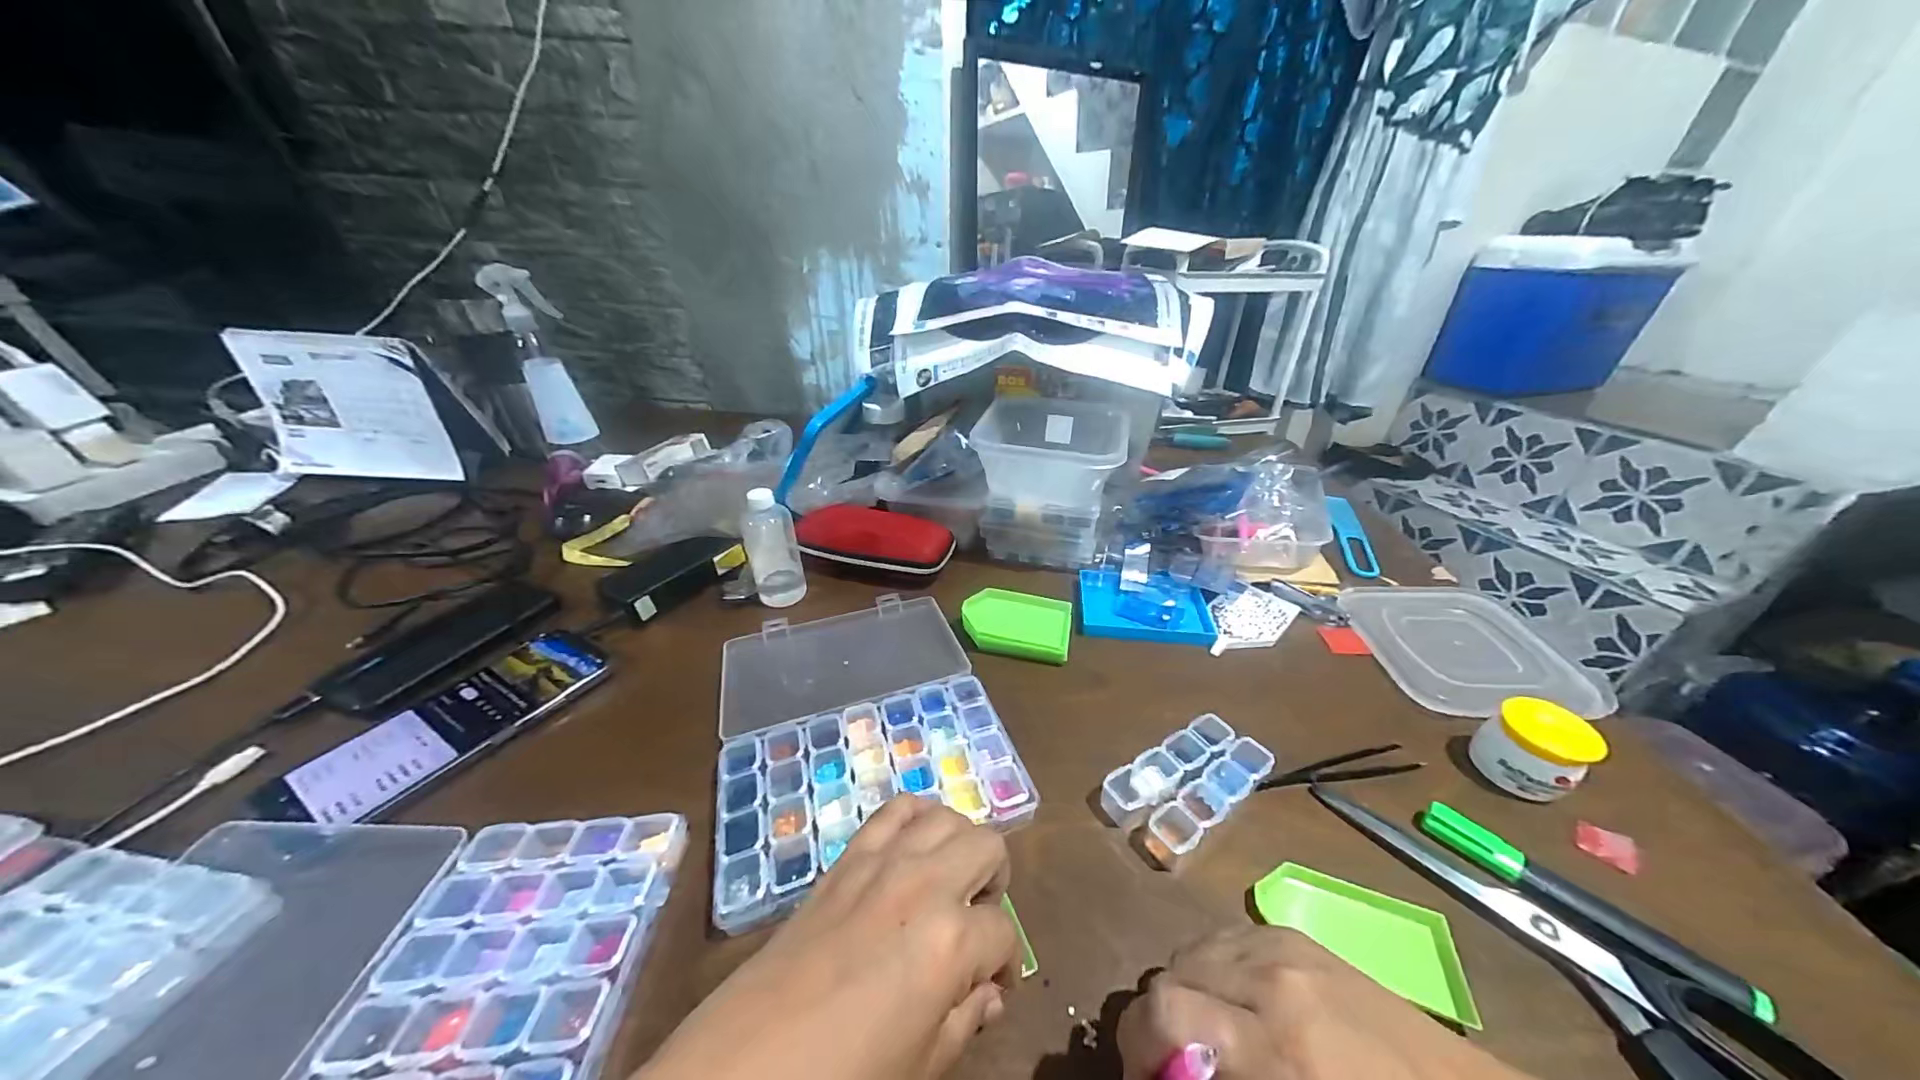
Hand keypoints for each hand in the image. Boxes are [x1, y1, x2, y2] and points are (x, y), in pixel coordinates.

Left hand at [637, 796, 1018, 1079]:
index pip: (1004, 933)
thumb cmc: (844, 1070)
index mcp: (950, 940)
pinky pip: (893, 810)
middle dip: (996, 882)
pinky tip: (914, 847)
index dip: (1008, 962)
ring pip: (945, 816)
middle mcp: (924, 883)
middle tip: (979, 921)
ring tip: (951, 879)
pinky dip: (915, 817)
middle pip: (988, 847)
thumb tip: (989, 994)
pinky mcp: (846, 857)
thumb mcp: (920, 1062)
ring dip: (960, 844)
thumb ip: (965, 1020)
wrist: (748, 1061)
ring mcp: (882, 861)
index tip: (995, 985)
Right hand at [1118, 927, 1535, 1079]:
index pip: (1166, 1010)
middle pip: (1168, 975)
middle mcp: (1272, 976)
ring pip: (1188, 951)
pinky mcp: (1293, 932)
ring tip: (1205, 1034)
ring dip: (1183, 994)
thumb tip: (1170, 1073)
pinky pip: (1221, 938)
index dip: (1137, 1045)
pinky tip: (1234, 1004)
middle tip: (1171, 1064)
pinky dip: (1210, 971)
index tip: (1144, 1078)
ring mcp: (1283, 944)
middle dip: (1155, 1023)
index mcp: (1280, 1041)